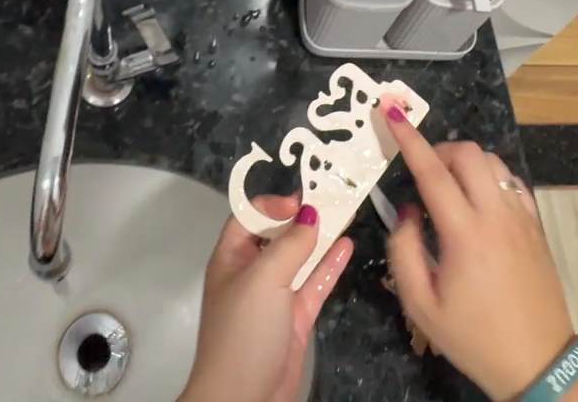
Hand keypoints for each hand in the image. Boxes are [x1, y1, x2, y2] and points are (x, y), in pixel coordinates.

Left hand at [180, 194, 353, 401]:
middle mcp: (251, 273)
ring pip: (298, 258)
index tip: (301, 199)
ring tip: (344, 212)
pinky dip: (329, 265)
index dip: (272, 204)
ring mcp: (274, 297)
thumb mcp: (263, 279)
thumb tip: (309, 214)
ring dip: (318, 237)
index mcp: (231, 258)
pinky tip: (346, 246)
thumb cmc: (244, 330)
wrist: (243, 401)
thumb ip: (289, 245)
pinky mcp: (294, 320)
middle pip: (276, 235)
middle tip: (329, 197)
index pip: (249, 217)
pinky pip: (313, 284)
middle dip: (299, 216)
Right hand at [381, 101, 577, 401]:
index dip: (408, 139)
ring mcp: (522, 219)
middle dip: (439, 149)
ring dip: (465, 162)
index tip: (391, 112)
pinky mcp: (536, 227)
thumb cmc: (473, 337)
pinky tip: (478, 201)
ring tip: (448, 187)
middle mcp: (496, 216)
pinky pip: (511, 182)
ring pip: (493, 162)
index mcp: (465, 234)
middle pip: (469, 153)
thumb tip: (408, 210)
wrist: (539, 365)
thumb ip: (403, 248)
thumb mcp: (420, 303)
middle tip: (423, 173)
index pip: (432, 171)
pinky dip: (489, 178)